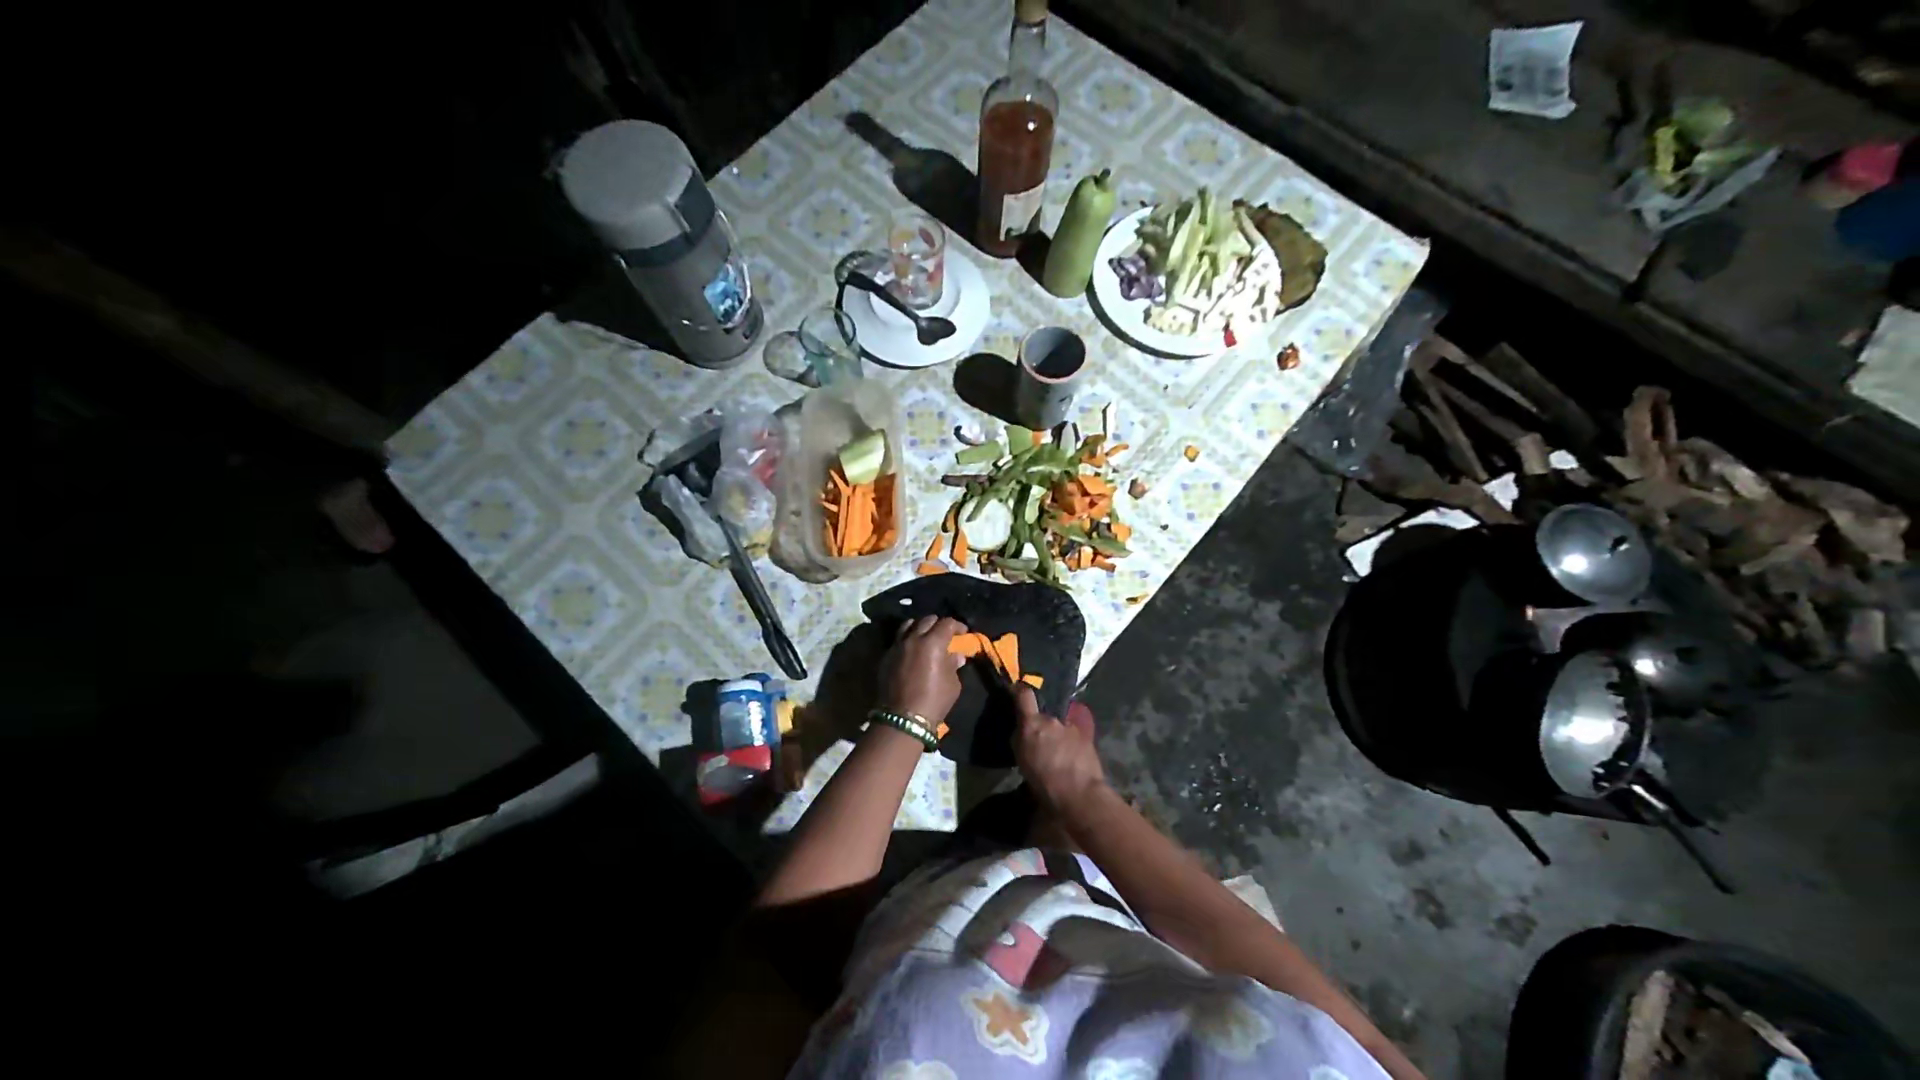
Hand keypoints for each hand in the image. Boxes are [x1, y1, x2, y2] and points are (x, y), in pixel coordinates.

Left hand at [877, 616, 967, 723]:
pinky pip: (897, 640)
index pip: (946, 623)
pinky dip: (907, 640)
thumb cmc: (934, 701)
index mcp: (933, 642)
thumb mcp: (953, 684)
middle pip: (926, 620)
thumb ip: (953, 665)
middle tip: (944, 634)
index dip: (957, 626)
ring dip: (919, 627)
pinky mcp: (886, 657)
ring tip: (925, 637)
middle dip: (938, 624)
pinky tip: (911, 651)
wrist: (903, 718)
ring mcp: (897, 646)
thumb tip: (955, 656)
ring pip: (908, 625)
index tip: (962, 633)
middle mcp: (913, 638)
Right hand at [1013, 686, 1106, 813]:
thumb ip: (1021, 740)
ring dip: (1058, 733)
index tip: (1016, 689)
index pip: (1024, 695)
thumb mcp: (1022, 761)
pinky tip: (1072, 756)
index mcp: (1032, 724)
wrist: (1078, 793)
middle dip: (1042, 723)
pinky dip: (1071, 741)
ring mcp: (1070, 726)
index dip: (1019, 690)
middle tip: (1041, 739)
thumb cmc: (1044, 782)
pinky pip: (1073, 734)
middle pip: (1043, 714)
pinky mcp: (1086, 736)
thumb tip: (1022, 731)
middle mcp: (1051, 720)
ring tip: (1059, 751)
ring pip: (1060, 724)